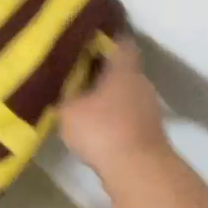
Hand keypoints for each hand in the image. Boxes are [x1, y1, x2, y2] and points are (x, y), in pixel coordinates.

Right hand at [58, 37, 173, 177]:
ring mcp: (148, 106)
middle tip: (76, 76)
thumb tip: (59, 90)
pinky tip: (96, 127)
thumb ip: (63, 97)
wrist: (136, 167)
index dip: (104, 40)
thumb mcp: (68, 112)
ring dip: (107, 97)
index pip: (119, 42)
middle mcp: (140, 81)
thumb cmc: (101, 130)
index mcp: (123, 69)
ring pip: (124, 93)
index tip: (85, 43)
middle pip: (121, 69)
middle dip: (101, 72)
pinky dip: (113, 117)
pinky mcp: (147, 129)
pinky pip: (126, 115)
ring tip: (83, 104)